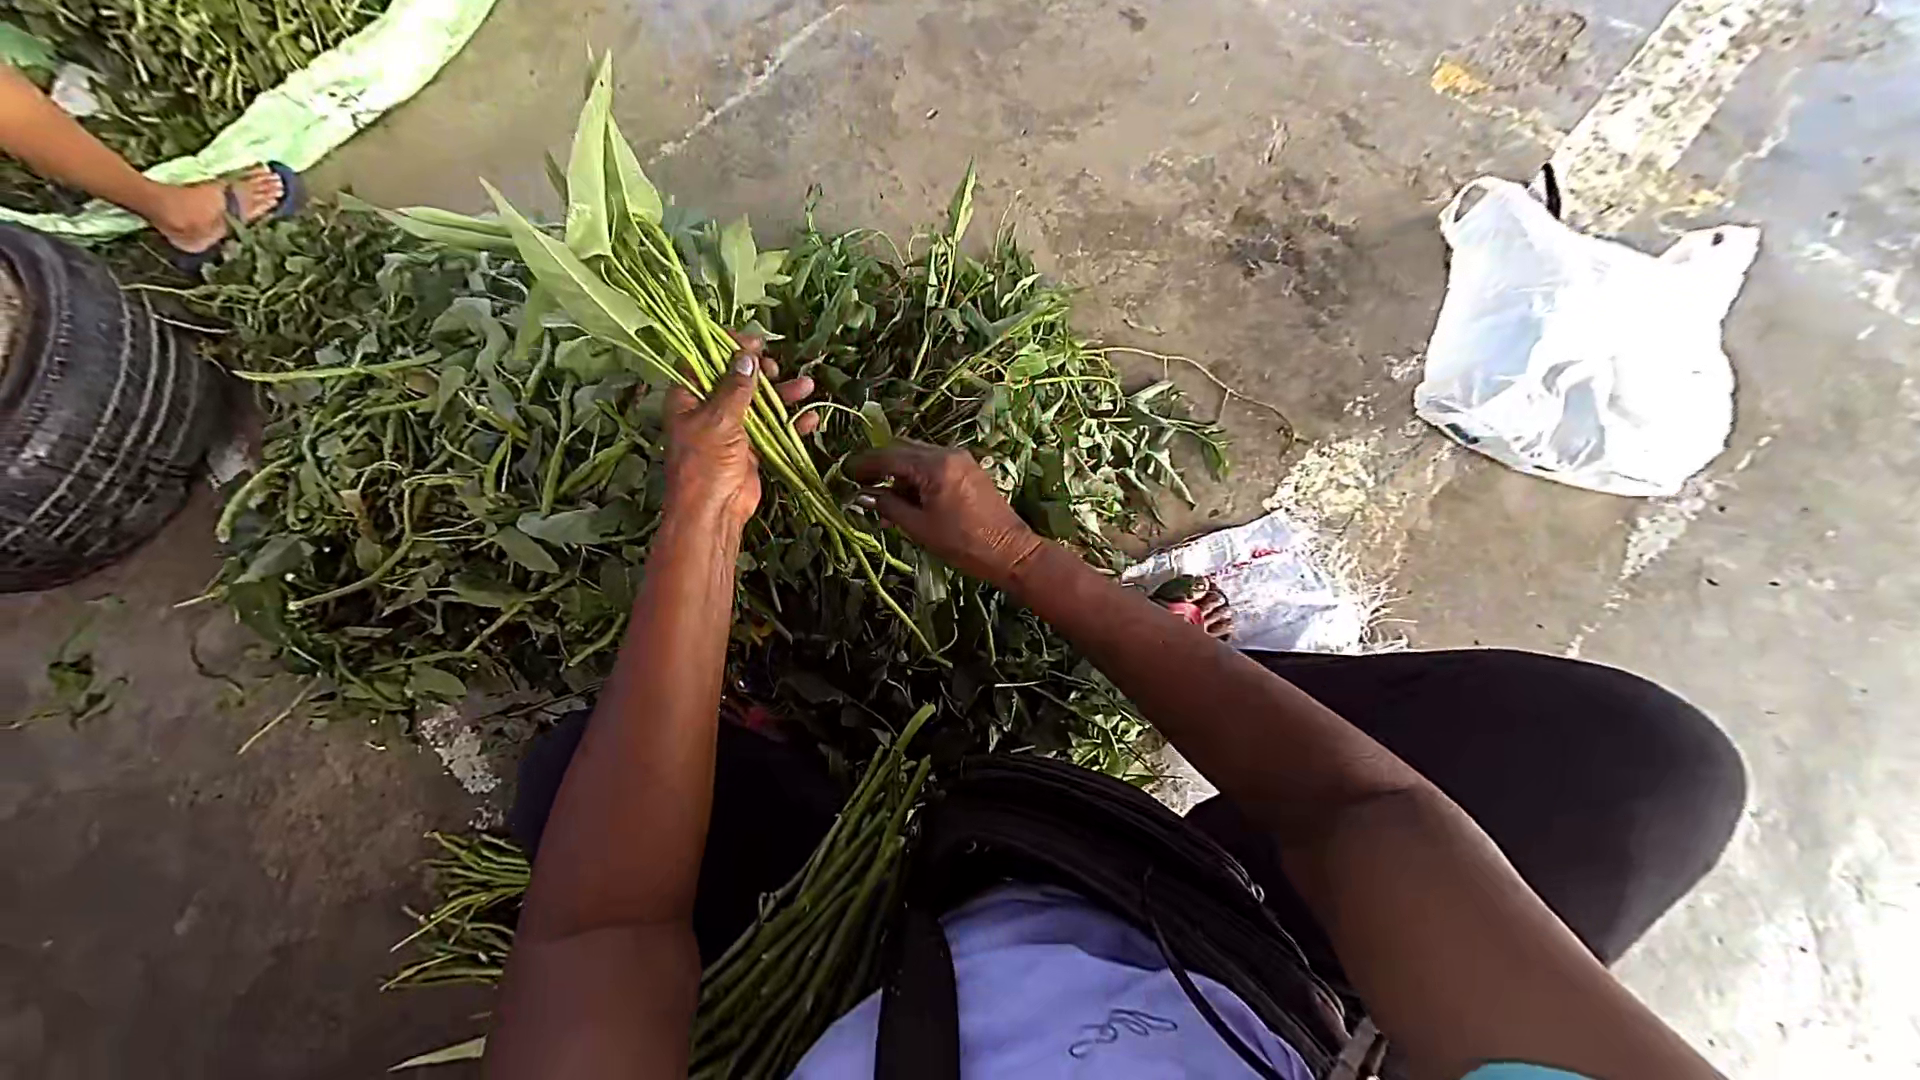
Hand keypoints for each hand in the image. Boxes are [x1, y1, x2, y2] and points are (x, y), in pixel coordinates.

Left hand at [664, 336, 816, 530]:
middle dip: (760, 372)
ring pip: (760, 404)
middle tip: (774, 368)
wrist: (713, 510)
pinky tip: (809, 420)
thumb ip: (735, 388)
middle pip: (737, 380)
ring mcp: (732, 428)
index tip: (753, 341)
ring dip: (783, 395)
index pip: (704, 360)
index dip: (727, 347)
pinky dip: (791, 424)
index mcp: (688, 397)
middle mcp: (709, 409)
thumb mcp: (718, 419)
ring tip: (806, 387)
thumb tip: (747, 358)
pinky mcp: (752, 447)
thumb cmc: (704, 463)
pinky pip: (773, 429)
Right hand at [847, 440, 1044, 587]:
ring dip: (898, 474)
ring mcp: (961, 460)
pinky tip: (905, 499)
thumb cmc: (963, 544)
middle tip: (858, 482)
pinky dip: (916, 478)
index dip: (864, 465)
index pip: (889, 457)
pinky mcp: (968, 470)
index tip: (844, 472)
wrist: (1010, 551)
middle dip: (880, 466)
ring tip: (880, 498)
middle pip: (903, 450)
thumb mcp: (919, 527)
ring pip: (918, 458)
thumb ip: (889, 507)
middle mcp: (948, 454)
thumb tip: (863, 496)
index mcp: (935, 465)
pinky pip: (934, 467)